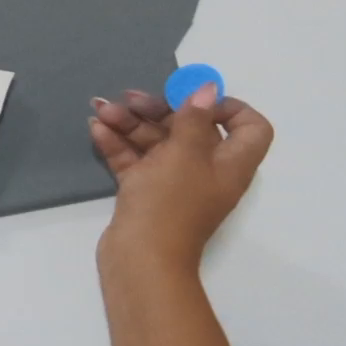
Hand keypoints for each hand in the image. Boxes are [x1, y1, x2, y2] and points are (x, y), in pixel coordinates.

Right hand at [88, 84, 273, 268]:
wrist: (140, 257)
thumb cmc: (171, 204)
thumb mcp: (184, 155)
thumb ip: (193, 119)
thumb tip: (207, 88)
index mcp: (229, 163)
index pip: (249, 128)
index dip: (228, 107)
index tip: (194, 99)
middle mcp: (204, 170)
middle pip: (189, 128)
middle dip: (157, 110)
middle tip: (128, 99)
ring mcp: (172, 182)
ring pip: (155, 142)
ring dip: (129, 123)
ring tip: (100, 109)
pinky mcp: (143, 192)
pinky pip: (133, 160)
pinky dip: (117, 143)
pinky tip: (96, 129)